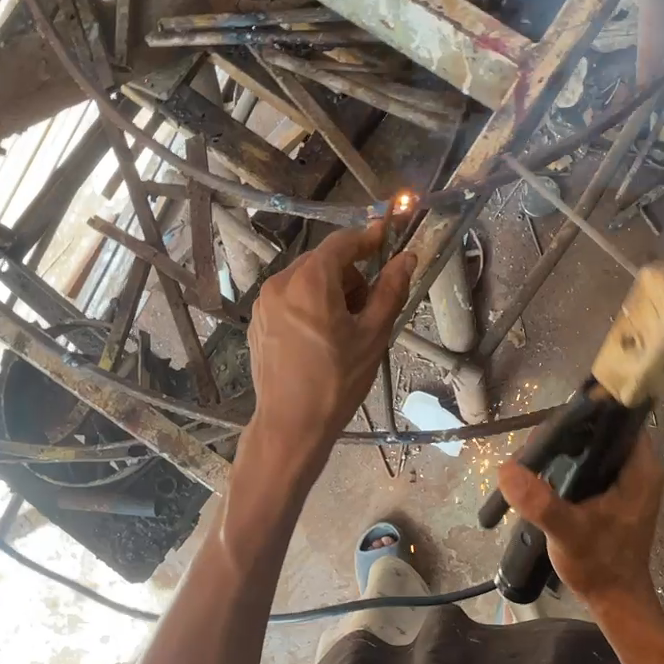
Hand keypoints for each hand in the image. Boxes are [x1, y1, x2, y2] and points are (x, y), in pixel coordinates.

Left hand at [248, 220, 416, 445]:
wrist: (291, 425)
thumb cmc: (336, 382)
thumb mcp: (372, 336)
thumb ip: (390, 291)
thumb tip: (407, 259)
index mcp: (310, 281)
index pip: (343, 242)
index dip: (368, 239)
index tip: (388, 240)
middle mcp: (280, 283)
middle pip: (322, 261)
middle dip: (349, 276)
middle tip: (367, 310)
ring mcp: (264, 303)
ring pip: (304, 280)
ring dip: (328, 292)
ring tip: (343, 330)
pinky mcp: (257, 322)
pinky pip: (288, 300)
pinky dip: (308, 307)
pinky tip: (319, 341)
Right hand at [497, 435, 663, 611]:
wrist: (614, 601)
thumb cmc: (600, 566)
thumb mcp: (568, 533)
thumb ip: (540, 502)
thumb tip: (506, 469)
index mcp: (640, 468)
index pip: (615, 420)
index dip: (582, 417)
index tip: (548, 432)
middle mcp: (637, 468)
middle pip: (597, 432)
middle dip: (562, 437)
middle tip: (530, 453)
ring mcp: (625, 481)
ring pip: (589, 449)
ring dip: (560, 453)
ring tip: (529, 464)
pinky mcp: (611, 494)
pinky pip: (586, 467)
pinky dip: (564, 468)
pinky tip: (541, 479)